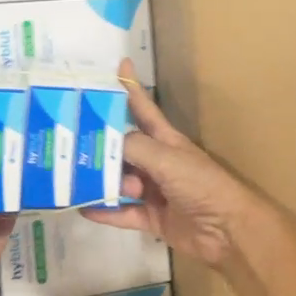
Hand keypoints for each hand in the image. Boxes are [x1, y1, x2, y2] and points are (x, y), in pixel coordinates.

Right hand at [82, 59, 268, 269]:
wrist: (227, 230)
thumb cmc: (201, 185)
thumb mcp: (167, 159)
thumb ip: (135, 148)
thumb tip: (108, 143)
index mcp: (166, 140)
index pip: (143, 108)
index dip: (131, 87)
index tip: (119, 64)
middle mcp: (158, 162)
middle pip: (123, 149)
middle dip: (100, 145)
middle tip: (68, 143)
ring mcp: (154, 191)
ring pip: (119, 181)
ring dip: (101, 181)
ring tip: (75, 180)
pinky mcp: (152, 218)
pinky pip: (122, 213)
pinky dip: (104, 211)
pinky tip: (82, 208)